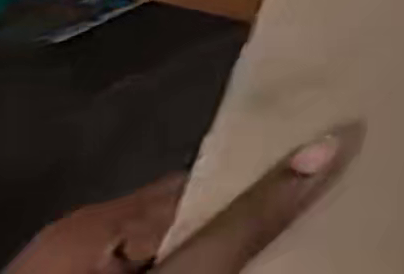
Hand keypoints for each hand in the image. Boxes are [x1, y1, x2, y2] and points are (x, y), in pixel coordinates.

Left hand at [5, 123, 361, 273]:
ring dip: (219, 257)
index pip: (207, 180)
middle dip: (240, 227)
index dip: (262, 186)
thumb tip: (330, 143)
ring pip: (171, 253)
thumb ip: (248, 221)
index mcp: (92, 222)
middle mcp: (74, 243)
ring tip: (272, 260)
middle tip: (301, 236)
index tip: (320, 189)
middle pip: (188, 217)